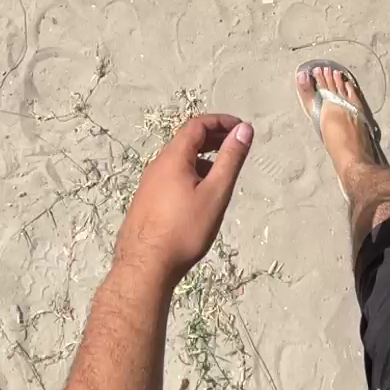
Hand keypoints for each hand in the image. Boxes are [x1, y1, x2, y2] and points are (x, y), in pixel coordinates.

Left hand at [114, 113, 253, 286]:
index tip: (241, 128)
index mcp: (173, 158)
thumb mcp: (215, 193)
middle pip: (187, 140)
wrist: (144, 267)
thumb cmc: (185, 229)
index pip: (197, 125)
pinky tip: (201, 195)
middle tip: (236, 145)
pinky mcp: (146, 201)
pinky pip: (172, 176)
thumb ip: (230, 159)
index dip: (221, 121)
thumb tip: (244, 129)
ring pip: (179, 160)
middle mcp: (157, 165)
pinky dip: (191, 172)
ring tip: (223, 173)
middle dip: (214, 137)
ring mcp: (149, 184)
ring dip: (203, 157)